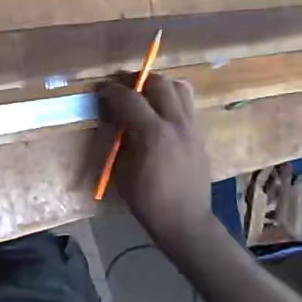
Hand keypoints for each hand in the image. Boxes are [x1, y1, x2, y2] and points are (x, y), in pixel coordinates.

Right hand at [96, 76, 217, 247]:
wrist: (185, 221)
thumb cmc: (149, 202)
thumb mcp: (123, 172)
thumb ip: (121, 141)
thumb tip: (117, 121)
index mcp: (154, 133)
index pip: (130, 98)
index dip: (112, 91)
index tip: (101, 89)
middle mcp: (177, 123)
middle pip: (160, 83)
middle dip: (138, 80)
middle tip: (123, 87)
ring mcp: (193, 127)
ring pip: (180, 88)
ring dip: (160, 85)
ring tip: (146, 94)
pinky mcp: (200, 135)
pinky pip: (189, 105)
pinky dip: (174, 100)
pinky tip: (161, 112)